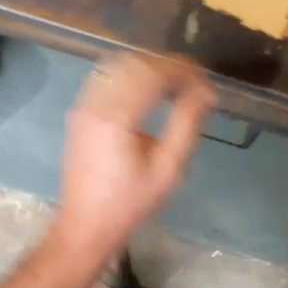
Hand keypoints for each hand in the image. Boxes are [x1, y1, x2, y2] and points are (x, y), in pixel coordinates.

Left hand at [56, 52, 216, 254]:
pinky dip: (132, 72)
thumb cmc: (129, 203)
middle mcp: (97, 102)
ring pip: (121, 63)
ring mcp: (85, 104)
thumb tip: (205, 93)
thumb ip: (186, 125)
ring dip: (151, 66)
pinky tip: (149, 88)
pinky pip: (108, 75)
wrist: (84, 225)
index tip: (206, 85)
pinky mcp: (81, 109)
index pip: (155, 73)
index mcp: (118, 116)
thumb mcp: (167, 170)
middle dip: (170, 66)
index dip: (185, 72)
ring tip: (176, 83)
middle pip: (138, 62)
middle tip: (196, 83)